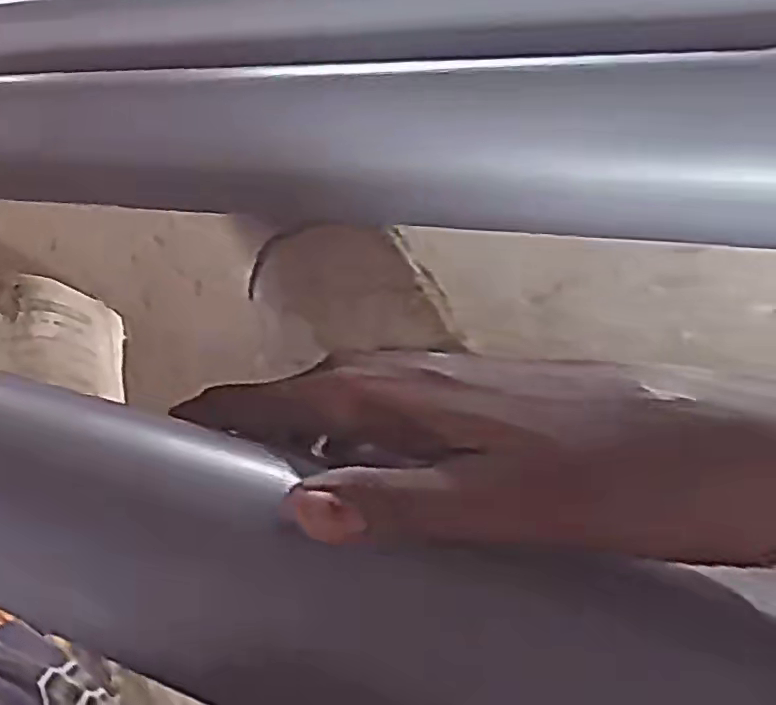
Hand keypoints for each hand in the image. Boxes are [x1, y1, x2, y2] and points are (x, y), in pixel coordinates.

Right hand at [172, 351, 775, 565]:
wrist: (742, 445)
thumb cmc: (624, 472)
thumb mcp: (504, 504)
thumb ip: (396, 504)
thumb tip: (300, 510)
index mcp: (372, 388)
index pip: (259, 396)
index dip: (207, 412)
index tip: (163, 429)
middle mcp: (382, 369)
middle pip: (284, 397)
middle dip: (241, 427)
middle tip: (213, 469)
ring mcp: (418, 375)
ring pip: (327, 402)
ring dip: (292, 434)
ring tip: (278, 477)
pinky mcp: (452, 391)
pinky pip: (366, 409)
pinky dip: (340, 436)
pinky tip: (366, 472)